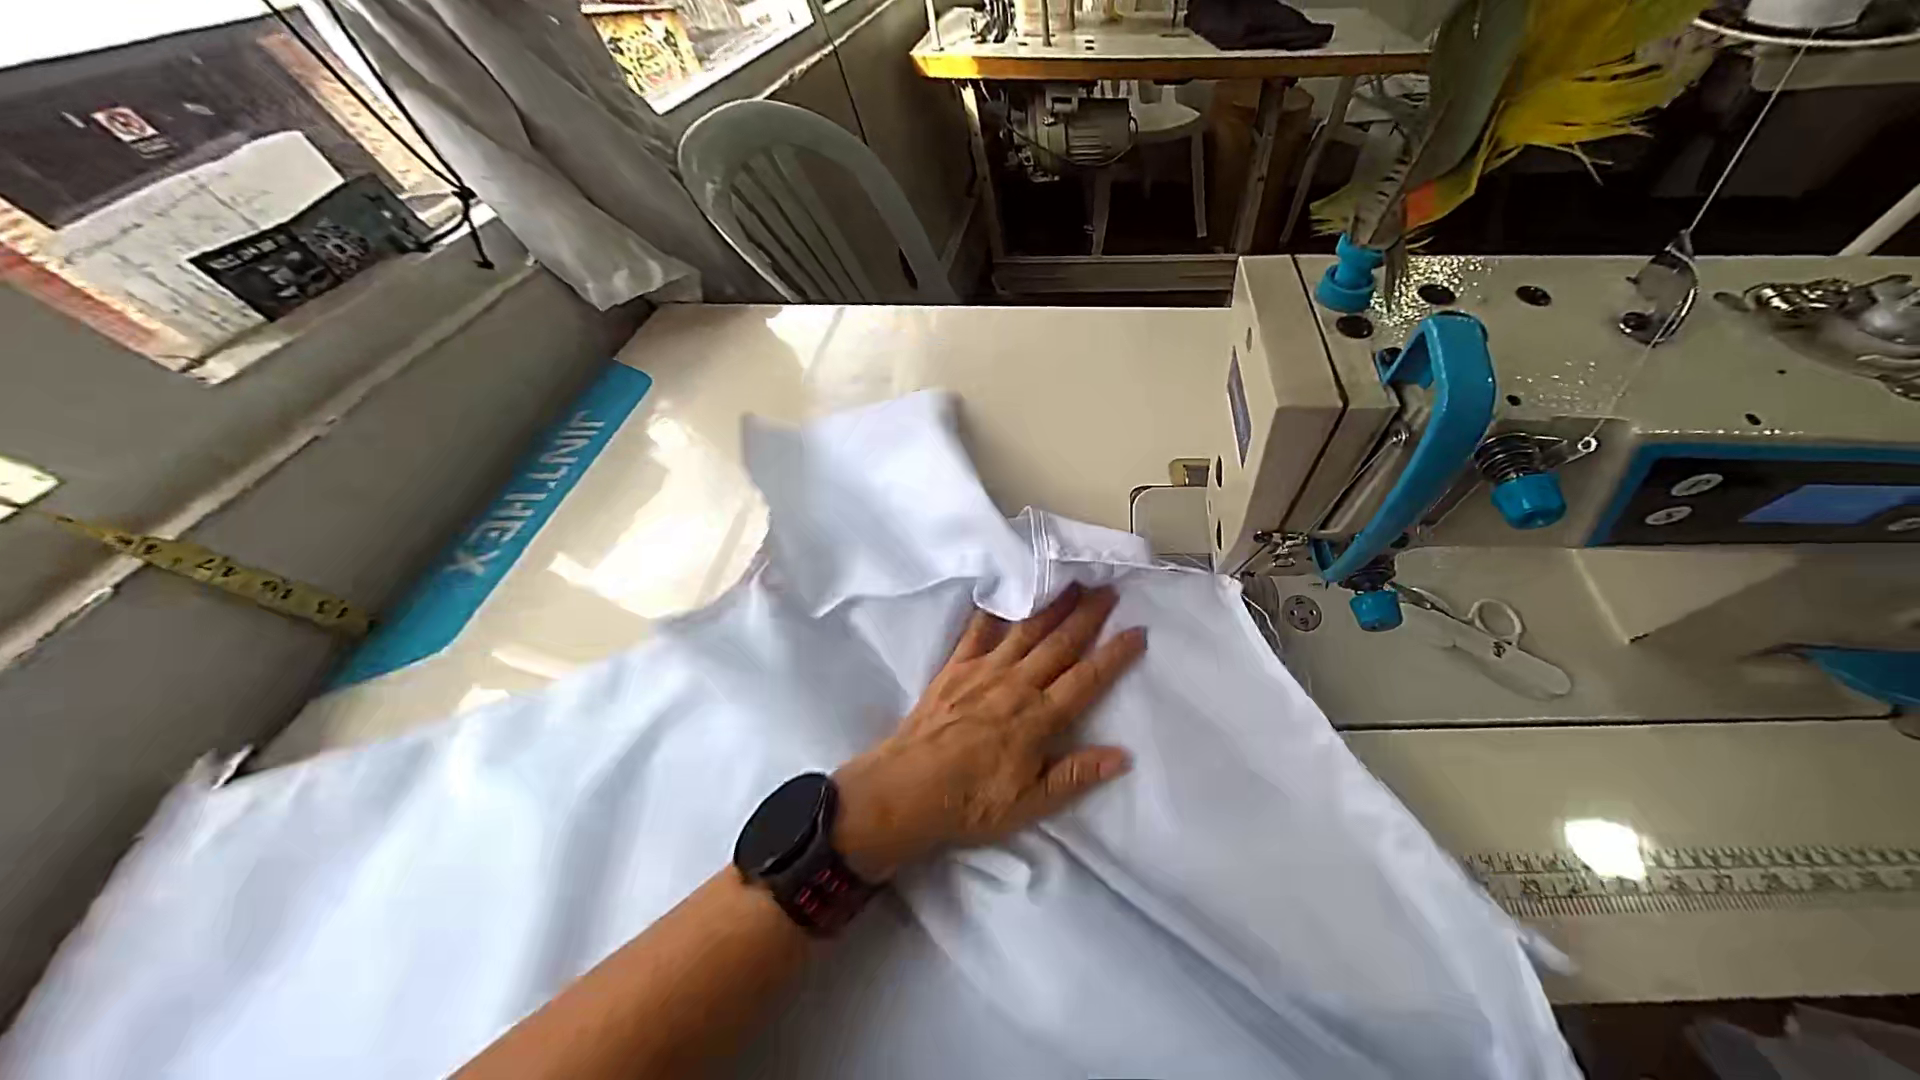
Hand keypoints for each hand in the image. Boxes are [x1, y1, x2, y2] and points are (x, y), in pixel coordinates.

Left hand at [832, 584, 1146, 879]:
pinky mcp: (955, 667)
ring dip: (1051, 606)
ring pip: (1026, 631)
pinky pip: (977, 631)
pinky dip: (993, 611)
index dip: (1115, 655)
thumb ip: (1075, 775)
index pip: (1087, 679)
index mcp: (1038, 718)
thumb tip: (1123, 755)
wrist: (905, 790)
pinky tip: (1004, 594)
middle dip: (1088, 615)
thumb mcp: (1029, 803)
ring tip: (1071, 583)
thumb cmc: (970, 803)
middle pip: (1060, 644)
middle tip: (1109, 588)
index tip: (1137, 631)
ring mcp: (983, 671)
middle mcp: (1016, 686)